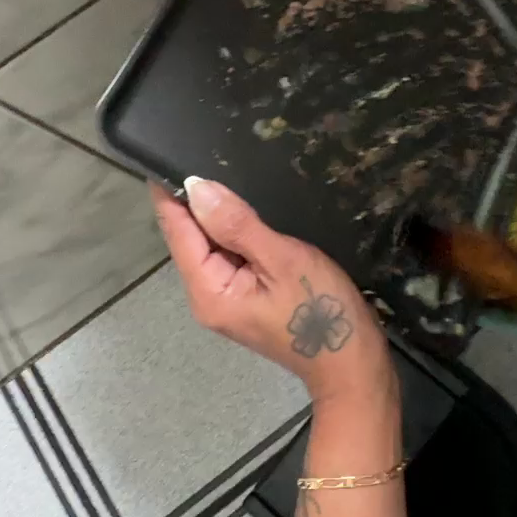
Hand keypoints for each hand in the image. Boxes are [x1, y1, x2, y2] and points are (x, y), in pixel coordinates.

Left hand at [151, 178, 393, 406]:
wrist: (352, 362)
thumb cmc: (320, 310)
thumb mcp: (282, 259)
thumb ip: (237, 224)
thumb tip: (197, 188)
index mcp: (209, 292)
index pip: (179, 233)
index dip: (170, 195)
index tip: (164, 157)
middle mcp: (206, 299)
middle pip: (191, 241)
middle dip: (194, 202)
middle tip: (200, 154)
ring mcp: (225, 302)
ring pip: (211, 249)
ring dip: (215, 216)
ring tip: (221, 171)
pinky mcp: (245, 301)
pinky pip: (229, 260)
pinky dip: (233, 234)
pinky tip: (245, 212)